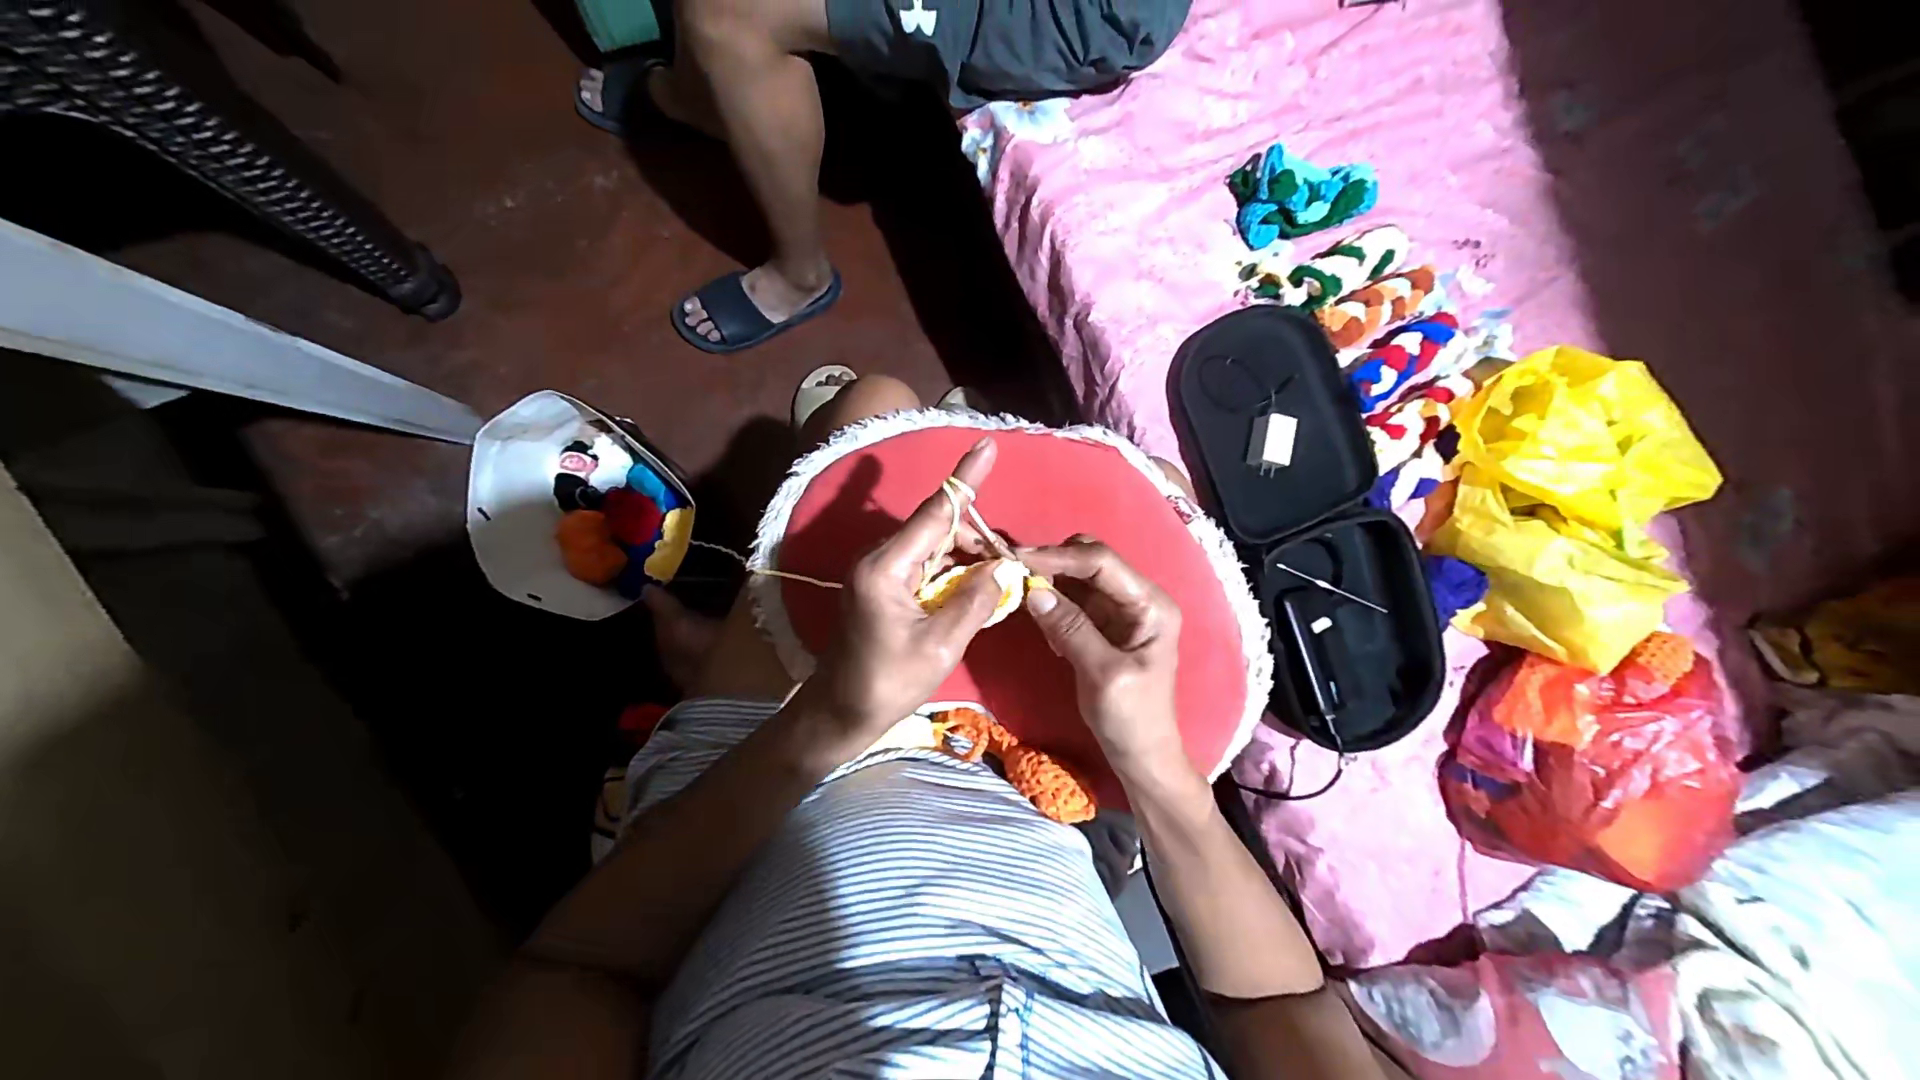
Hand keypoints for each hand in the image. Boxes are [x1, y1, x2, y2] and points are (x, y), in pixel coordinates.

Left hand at [797, 438, 1008, 755]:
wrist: (841, 711)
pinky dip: (951, 569)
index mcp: (886, 568)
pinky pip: (924, 564)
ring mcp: (879, 571)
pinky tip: (975, 583)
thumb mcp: (940, 646)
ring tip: (997, 573)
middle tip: (1009, 560)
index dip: (964, 480)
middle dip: (975, 535)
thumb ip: (974, 602)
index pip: (933, 513)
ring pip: (932, 545)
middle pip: (936, 528)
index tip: (986, 445)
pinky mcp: (883, 586)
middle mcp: (879, 559)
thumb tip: (1003, 568)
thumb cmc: (887, 682)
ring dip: (965, 553)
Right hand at [1020, 538, 1192, 787]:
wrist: (1141, 755)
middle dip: (1053, 562)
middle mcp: (1136, 598)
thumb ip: (1070, 629)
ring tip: (1022, 595)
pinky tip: (1041, 620)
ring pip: (1077, 575)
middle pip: (1090, 559)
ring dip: (1048, 580)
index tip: (1018, 560)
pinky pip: (1071, 598)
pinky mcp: (1100, 624)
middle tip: (1016, 575)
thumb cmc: (1131, 718)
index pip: (1102, 562)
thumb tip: (1034, 590)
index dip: (1059, 556)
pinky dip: (1052, 601)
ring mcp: (1118, 610)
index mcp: (1150, 604)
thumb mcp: (1102, 674)